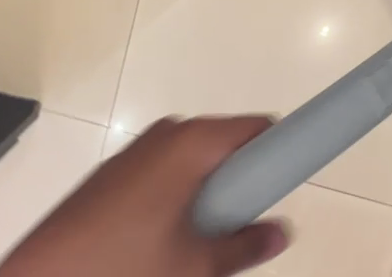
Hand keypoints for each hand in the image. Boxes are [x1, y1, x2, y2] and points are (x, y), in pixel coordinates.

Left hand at [0, 116, 289, 276]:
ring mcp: (135, 152)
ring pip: (193, 165)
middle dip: (237, 186)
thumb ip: (244, 246)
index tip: (276, 190)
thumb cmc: (121, 268)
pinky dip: (171, 201)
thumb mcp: (194, 268)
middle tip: (229, 232)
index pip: (260, 128)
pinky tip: (153, 246)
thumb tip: (281, 232)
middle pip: (227, 147)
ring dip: (203, 197)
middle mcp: (169, 133)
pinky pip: (162, 176)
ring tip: (187, 247)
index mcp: (195, 142)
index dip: (278, 154)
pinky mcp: (110, 175)